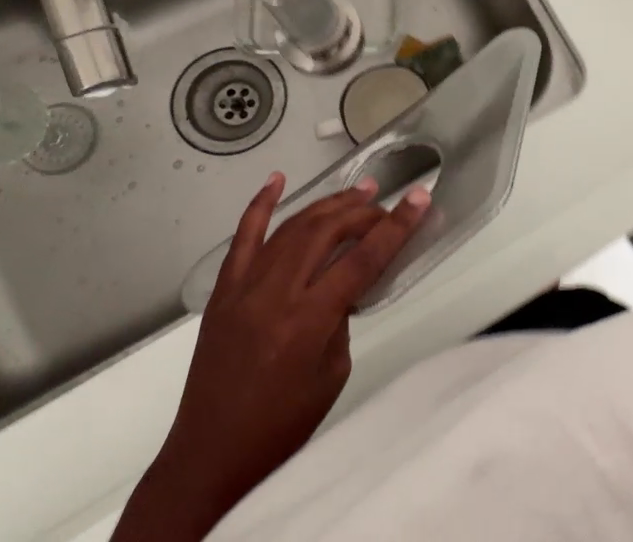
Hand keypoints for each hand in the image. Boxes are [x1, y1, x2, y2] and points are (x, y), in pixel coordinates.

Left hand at [114, 174, 429, 541]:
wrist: (212, 452)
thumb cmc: (283, 423)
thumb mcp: (332, 373)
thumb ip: (340, 319)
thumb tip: (341, 283)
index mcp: (309, 320)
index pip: (362, 260)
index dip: (396, 226)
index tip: (420, 198)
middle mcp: (275, 294)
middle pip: (326, 233)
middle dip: (363, 212)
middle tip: (388, 202)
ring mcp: (243, 288)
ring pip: (291, 228)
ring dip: (327, 205)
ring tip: (358, 190)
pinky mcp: (222, 291)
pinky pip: (243, 238)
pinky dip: (260, 205)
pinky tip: (277, 180)